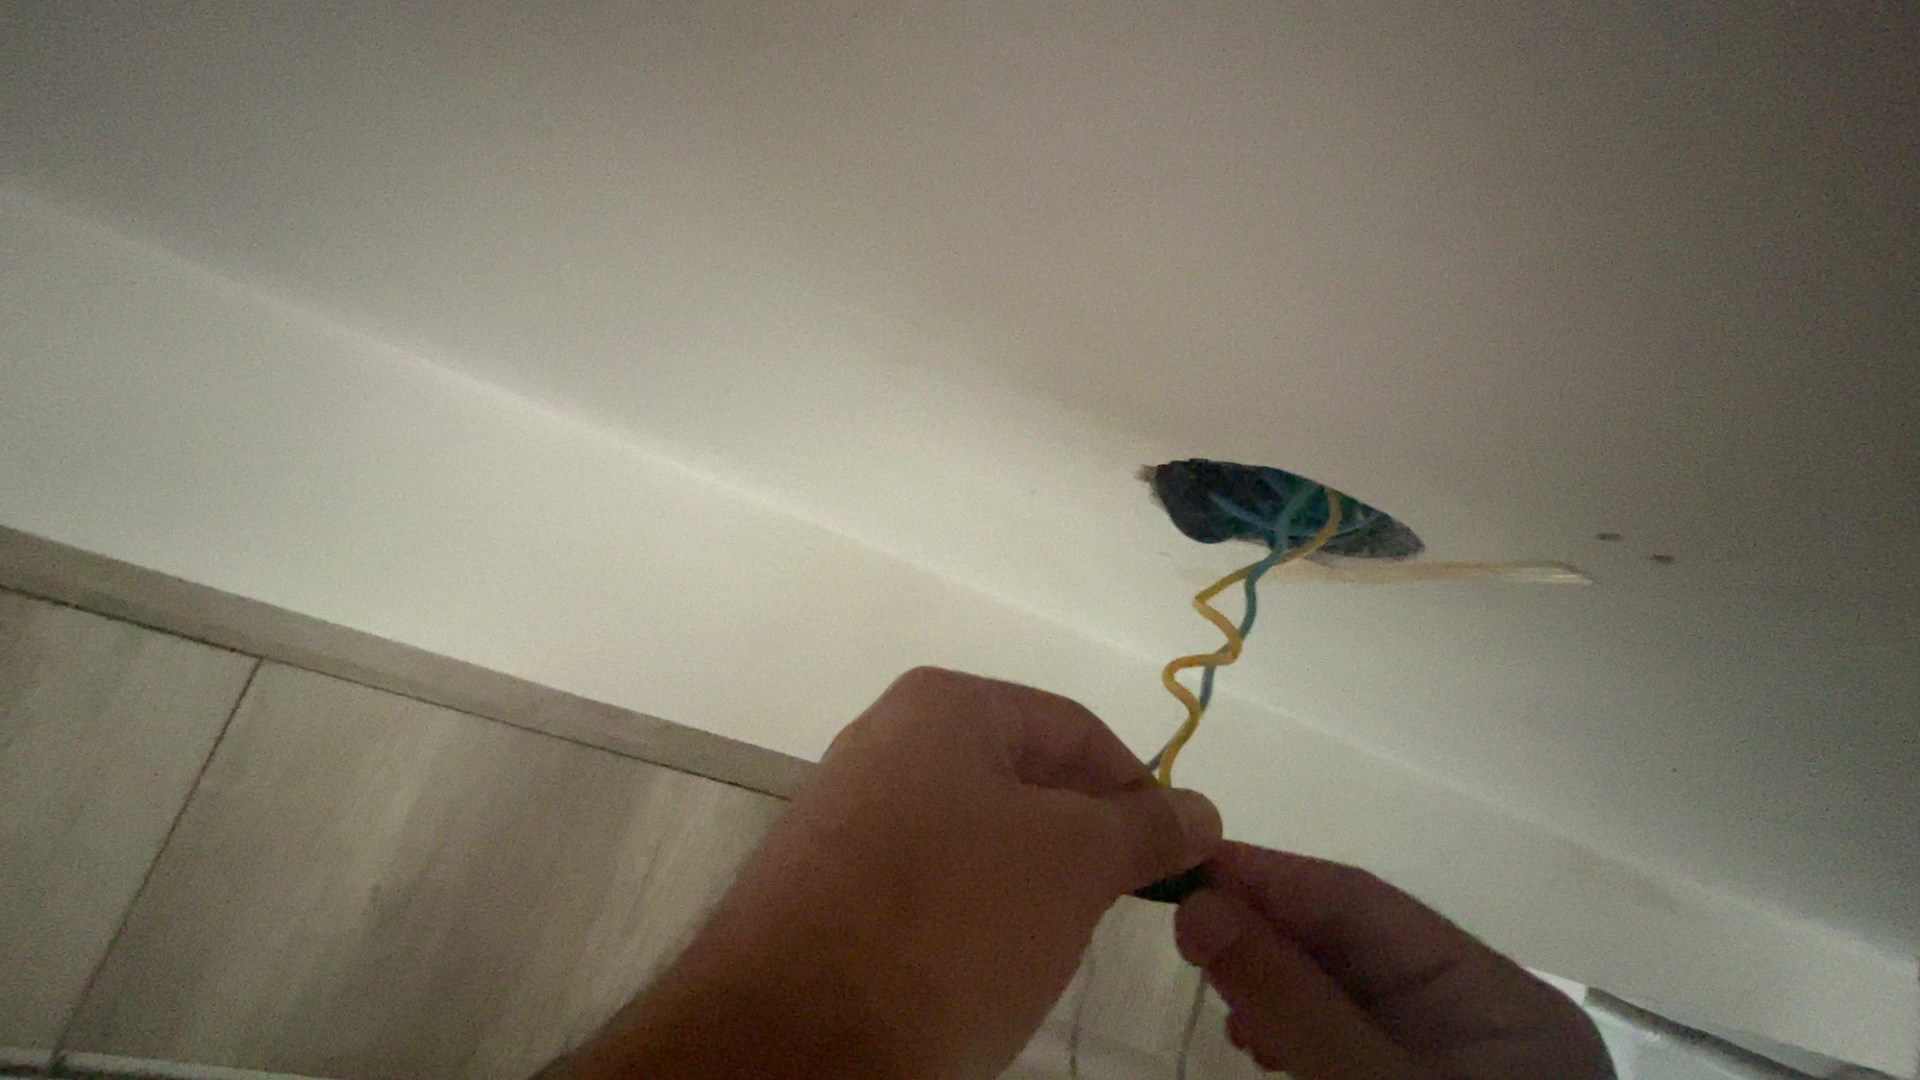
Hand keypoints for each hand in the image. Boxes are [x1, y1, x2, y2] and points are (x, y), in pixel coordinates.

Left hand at [549, 667, 1220, 1079]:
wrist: (788, 1034)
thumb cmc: (950, 918)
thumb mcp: (1073, 863)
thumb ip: (1144, 828)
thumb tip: (1200, 810)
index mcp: (944, 706)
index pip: (1072, 727)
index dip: (1137, 786)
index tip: (1178, 852)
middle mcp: (888, 736)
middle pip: (1022, 774)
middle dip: (1082, 834)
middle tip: (1120, 896)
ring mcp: (850, 804)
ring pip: (976, 825)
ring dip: (1031, 872)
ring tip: (1054, 931)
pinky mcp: (827, 871)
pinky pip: (928, 870)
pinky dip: (973, 902)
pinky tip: (983, 953)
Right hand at [1176, 842, 1614, 1079]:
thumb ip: (1286, 995)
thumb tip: (1197, 902)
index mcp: (1499, 999)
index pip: (1363, 901)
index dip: (1272, 875)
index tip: (1189, 864)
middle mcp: (1483, 1019)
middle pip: (1353, 942)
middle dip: (1267, 932)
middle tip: (1189, 932)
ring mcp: (1454, 1063)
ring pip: (1343, 988)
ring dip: (1272, 979)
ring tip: (1219, 990)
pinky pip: (1343, 1035)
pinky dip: (1291, 1027)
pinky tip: (1255, 1040)